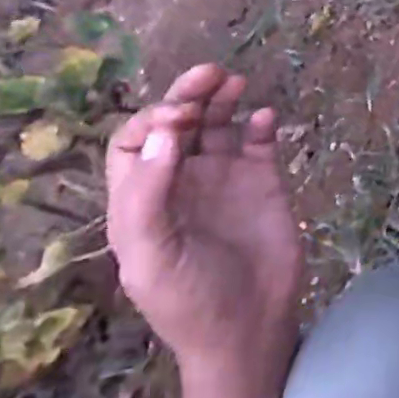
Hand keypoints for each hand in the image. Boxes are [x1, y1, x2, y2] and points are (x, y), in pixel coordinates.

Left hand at [107, 65, 301, 387]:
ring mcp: (224, 178)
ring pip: (218, 125)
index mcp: (143, 199)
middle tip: (210, 74)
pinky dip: (260, 125)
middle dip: (188, 96)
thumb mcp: (153, 255)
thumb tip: (162, 133)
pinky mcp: (263, 180)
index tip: (177, 118)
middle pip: (178, 125)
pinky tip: (264, 119)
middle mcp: (181, 181)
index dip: (150, 122)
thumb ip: (149, 195)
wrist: (249, 323)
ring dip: (223, 101)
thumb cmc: (189, 298)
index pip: (134, 143)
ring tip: (235, 83)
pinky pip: (259, 142)